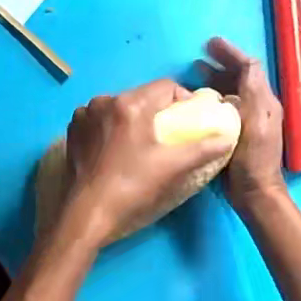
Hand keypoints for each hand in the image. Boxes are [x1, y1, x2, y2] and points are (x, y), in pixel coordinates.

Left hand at [59, 78, 235, 245]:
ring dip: (132, 118)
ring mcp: (85, 114)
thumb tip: (227, 137)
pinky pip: (98, 118)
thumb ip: (203, 149)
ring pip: (119, 106)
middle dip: (157, 111)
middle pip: (141, 95)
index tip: (186, 121)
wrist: (87, 213)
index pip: (166, 86)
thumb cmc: (132, 188)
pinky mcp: (73, 129)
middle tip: (165, 136)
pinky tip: (114, 148)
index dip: (182, 101)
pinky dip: (109, 127)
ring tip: (139, 144)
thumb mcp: (172, 167)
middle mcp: (105, 100)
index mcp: (131, 104)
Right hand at [197, 37, 285, 205]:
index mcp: (265, 101)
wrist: (254, 193)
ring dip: (214, 79)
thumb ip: (253, 92)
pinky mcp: (236, 133)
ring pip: (231, 91)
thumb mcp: (256, 122)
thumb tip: (246, 64)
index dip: (230, 53)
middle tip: (199, 55)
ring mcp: (248, 120)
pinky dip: (210, 98)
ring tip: (195, 72)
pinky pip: (223, 107)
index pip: (249, 68)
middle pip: (240, 77)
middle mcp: (259, 107)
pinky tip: (196, 101)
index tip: (209, 44)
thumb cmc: (254, 159)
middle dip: (221, 63)